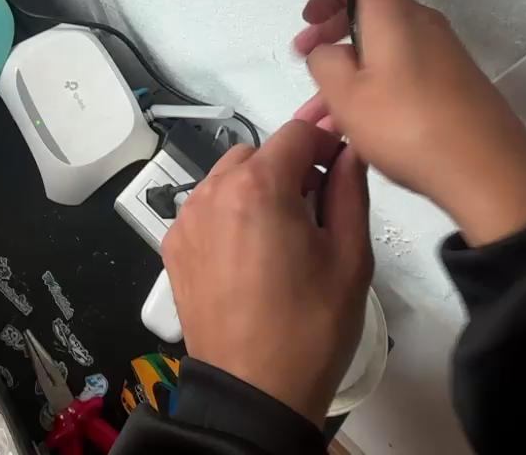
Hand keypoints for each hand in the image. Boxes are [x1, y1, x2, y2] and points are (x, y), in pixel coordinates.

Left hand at [163, 120, 373, 423]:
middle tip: (317, 202)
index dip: (325, 139)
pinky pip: (208, 204)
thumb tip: (349, 152)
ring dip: (258, 185)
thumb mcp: (350, 257)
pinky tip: (252, 248)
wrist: (253, 392)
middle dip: (291, 165)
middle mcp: (215, 191)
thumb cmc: (308, 328)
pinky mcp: (175, 243)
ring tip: (284, 228)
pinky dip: (231, 210)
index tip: (341, 158)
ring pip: (230, 174)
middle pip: (260, 151)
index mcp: (259, 187)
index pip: (297, 132)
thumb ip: (350, 190)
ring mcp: (189, 217)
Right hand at [293, 0, 525, 245]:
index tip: (312, 21)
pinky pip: (408, 71)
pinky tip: (362, 125)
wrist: (488, 173)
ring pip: (387, 48)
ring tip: (325, 110)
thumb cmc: (411, 128)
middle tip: (310, 60)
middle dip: (335, 33)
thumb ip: (323, 61)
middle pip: (374, 11)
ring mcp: (446, 54)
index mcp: (395, 14)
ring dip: (353, 69)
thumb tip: (326, 50)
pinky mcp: (458, 83)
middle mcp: (425, 24)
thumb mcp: (345, 95)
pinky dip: (380, 85)